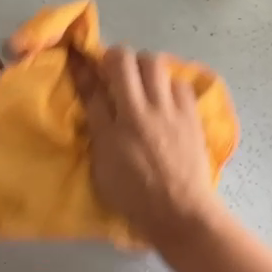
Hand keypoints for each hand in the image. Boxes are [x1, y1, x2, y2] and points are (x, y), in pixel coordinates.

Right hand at [78, 47, 227, 247]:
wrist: (180, 212)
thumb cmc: (133, 196)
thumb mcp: (102, 165)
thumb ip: (97, 126)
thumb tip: (92, 97)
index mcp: (116, 127)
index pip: (93, 86)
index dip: (83, 68)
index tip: (79, 59)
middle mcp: (144, 110)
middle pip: (126, 60)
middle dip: (116, 59)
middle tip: (115, 75)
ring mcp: (172, 110)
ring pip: (156, 63)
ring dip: (144, 67)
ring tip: (142, 84)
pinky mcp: (192, 115)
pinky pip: (180, 82)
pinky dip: (169, 84)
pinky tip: (165, 100)